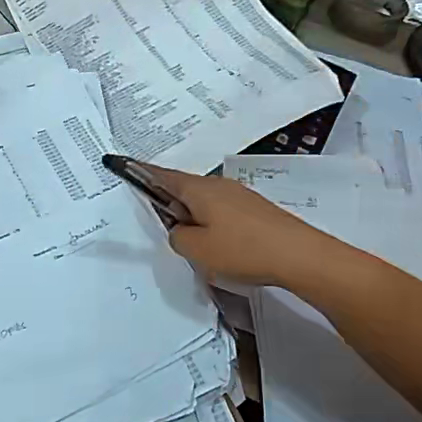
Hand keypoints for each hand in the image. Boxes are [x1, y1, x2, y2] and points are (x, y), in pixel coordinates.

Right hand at [143, 164, 355, 288]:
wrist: (300, 256)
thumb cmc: (243, 249)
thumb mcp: (196, 250)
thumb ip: (177, 237)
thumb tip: (180, 229)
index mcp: (199, 189)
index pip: (161, 176)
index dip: (140, 172)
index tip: (121, 165)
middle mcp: (218, 185)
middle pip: (183, 189)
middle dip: (170, 206)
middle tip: (165, 230)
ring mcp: (239, 196)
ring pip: (204, 203)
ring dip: (193, 219)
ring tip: (196, 247)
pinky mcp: (255, 211)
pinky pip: (222, 213)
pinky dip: (212, 225)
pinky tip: (220, 248)